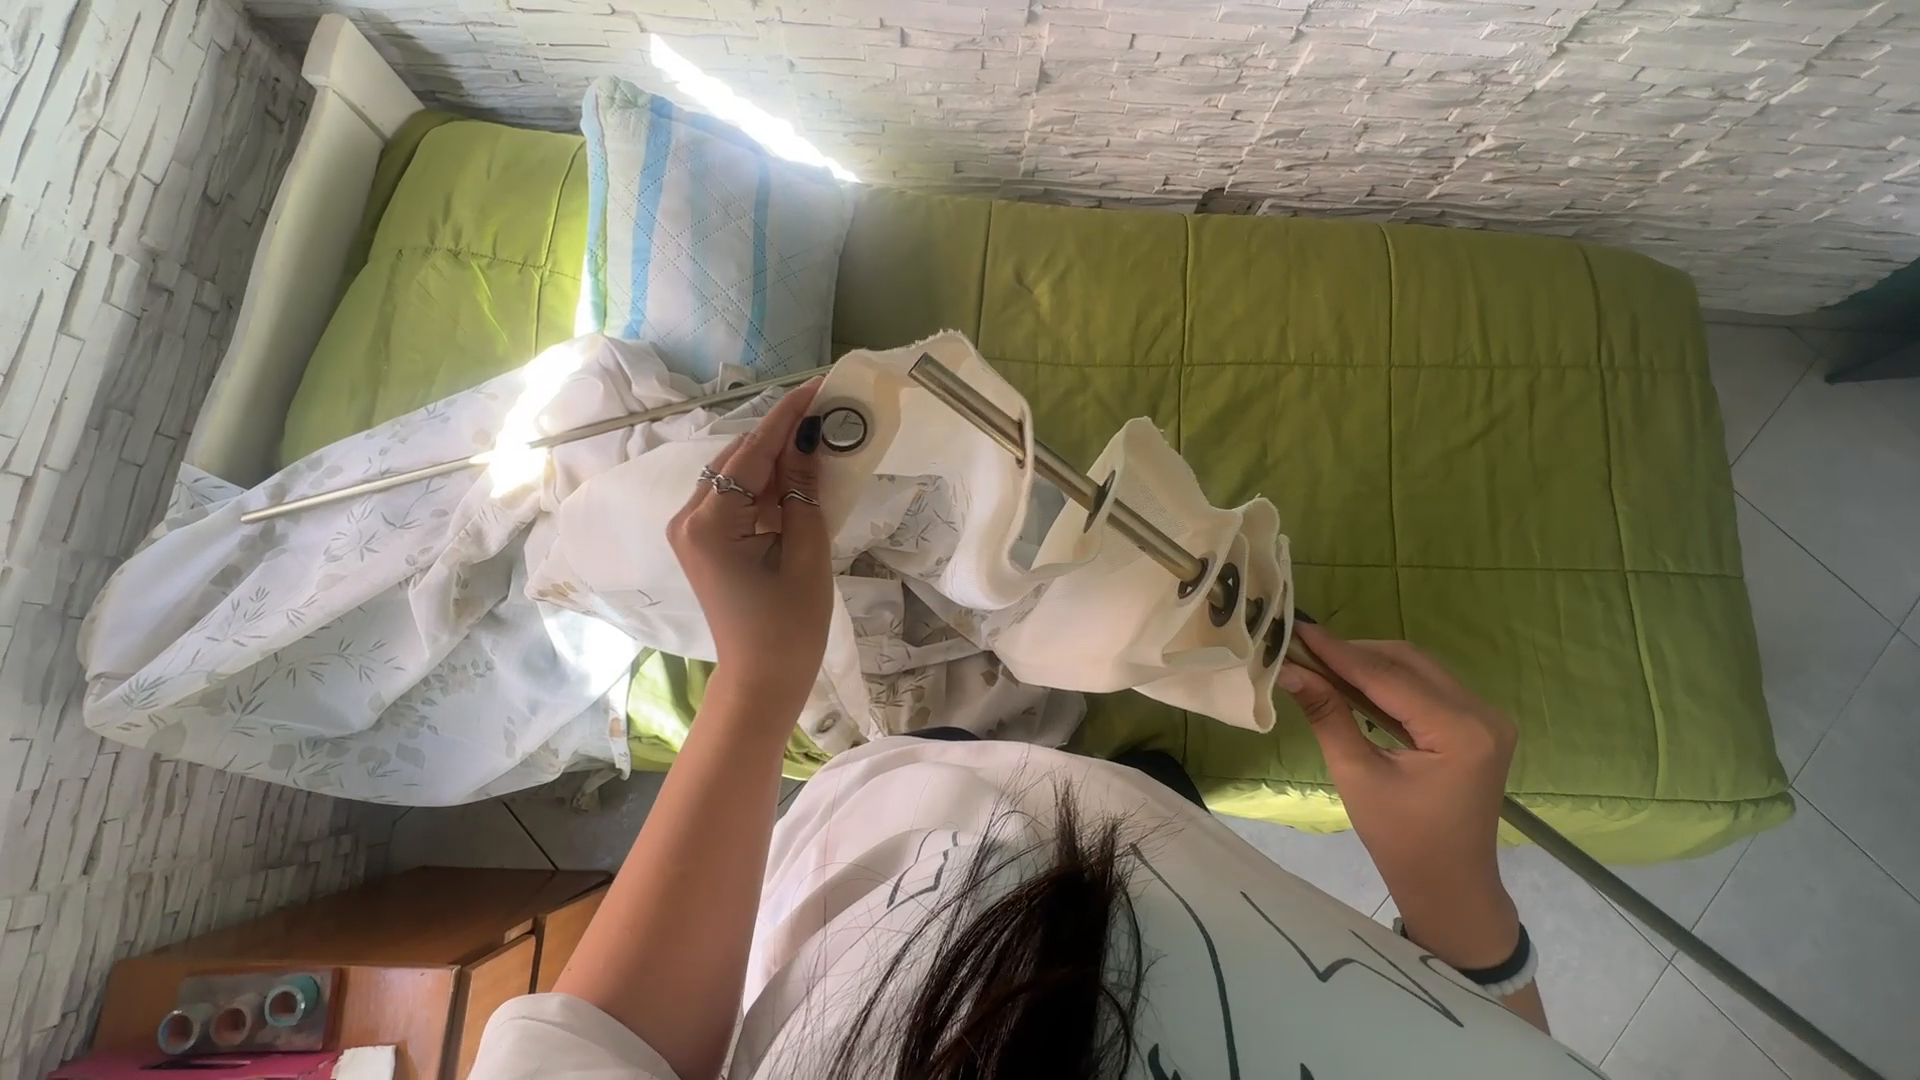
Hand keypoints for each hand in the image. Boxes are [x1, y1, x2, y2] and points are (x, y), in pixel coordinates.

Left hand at [667, 379, 831, 712]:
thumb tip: (809, 439)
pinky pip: (737, 501)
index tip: (818, 385)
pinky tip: (800, 481)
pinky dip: (768, 489)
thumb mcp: (807, 553)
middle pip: (740, 460)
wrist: (762, 679)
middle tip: (828, 413)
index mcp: (709, 522)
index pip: (753, 453)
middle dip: (783, 436)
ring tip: (821, 442)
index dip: (788, 417)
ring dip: (777, 462)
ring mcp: (692, 530)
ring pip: (738, 477)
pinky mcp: (703, 542)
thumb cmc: (790, 626)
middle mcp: (688, 518)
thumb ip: (805, 492)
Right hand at [1279, 621, 1520, 969]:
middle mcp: (1483, 714)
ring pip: (1417, 667)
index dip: (1338, 652)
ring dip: (1369, 662)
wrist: (1449, 884)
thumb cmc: (1400, 839)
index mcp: (1460, 731)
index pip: (1388, 677)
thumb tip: (1289, 670)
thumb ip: (1327, 714)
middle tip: (1304, 648)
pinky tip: (1352, 682)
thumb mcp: (1356, 774)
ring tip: (1321, 662)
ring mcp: (1486, 717)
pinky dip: (1387, 679)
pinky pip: (1426, 685)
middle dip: (1354, 652)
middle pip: (1408, 661)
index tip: (1298, 629)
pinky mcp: (1477, 723)